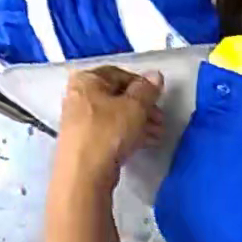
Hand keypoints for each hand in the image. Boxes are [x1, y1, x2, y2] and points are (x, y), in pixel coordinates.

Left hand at [56, 66, 163, 182]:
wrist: (86, 168)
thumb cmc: (110, 131)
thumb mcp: (135, 107)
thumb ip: (147, 90)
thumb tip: (155, 75)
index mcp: (88, 80)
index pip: (120, 74)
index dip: (143, 85)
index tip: (159, 99)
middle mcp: (80, 94)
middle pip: (119, 95)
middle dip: (144, 107)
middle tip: (161, 120)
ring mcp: (83, 116)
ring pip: (119, 113)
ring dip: (142, 121)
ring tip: (158, 134)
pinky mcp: (88, 136)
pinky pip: (114, 128)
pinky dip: (131, 132)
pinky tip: (146, 142)